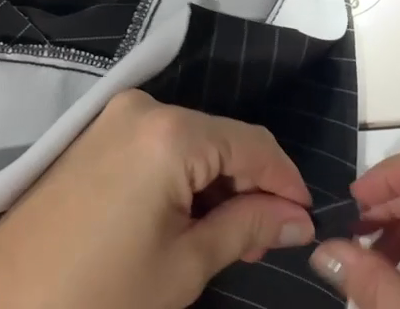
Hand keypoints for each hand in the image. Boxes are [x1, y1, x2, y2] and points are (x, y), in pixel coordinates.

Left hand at [0, 91, 314, 308]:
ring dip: (217, 182)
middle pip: (223, 138)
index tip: (307, 222)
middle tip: (267, 239)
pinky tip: (188, 218)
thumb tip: (297, 219)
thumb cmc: (96, 296)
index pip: (254, 144)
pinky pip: (159, 145)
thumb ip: (246, 229)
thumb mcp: (182, 267)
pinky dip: (183, 177)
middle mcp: (145, 108)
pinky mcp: (93, 137)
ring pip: (192, 141)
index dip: (287, 183)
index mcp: (171, 132)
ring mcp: (113, 118)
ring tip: (231, 235)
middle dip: (251, 185)